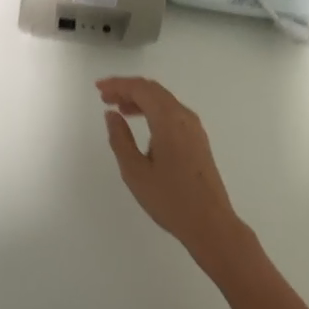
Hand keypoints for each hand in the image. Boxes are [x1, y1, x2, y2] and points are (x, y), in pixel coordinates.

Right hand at [97, 77, 245, 259]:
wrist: (210, 223)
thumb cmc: (169, 199)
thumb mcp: (135, 172)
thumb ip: (120, 139)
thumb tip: (112, 115)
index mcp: (168, 119)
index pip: (141, 88)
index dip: (118, 84)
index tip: (98, 87)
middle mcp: (184, 116)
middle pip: (153, 90)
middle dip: (128, 89)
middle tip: (105, 97)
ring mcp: (194, 127)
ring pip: (163, 100)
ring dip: (140, 99)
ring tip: (119, 109)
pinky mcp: (198, 139)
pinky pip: (172, 112)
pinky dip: (153, 110)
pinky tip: (141, 124)